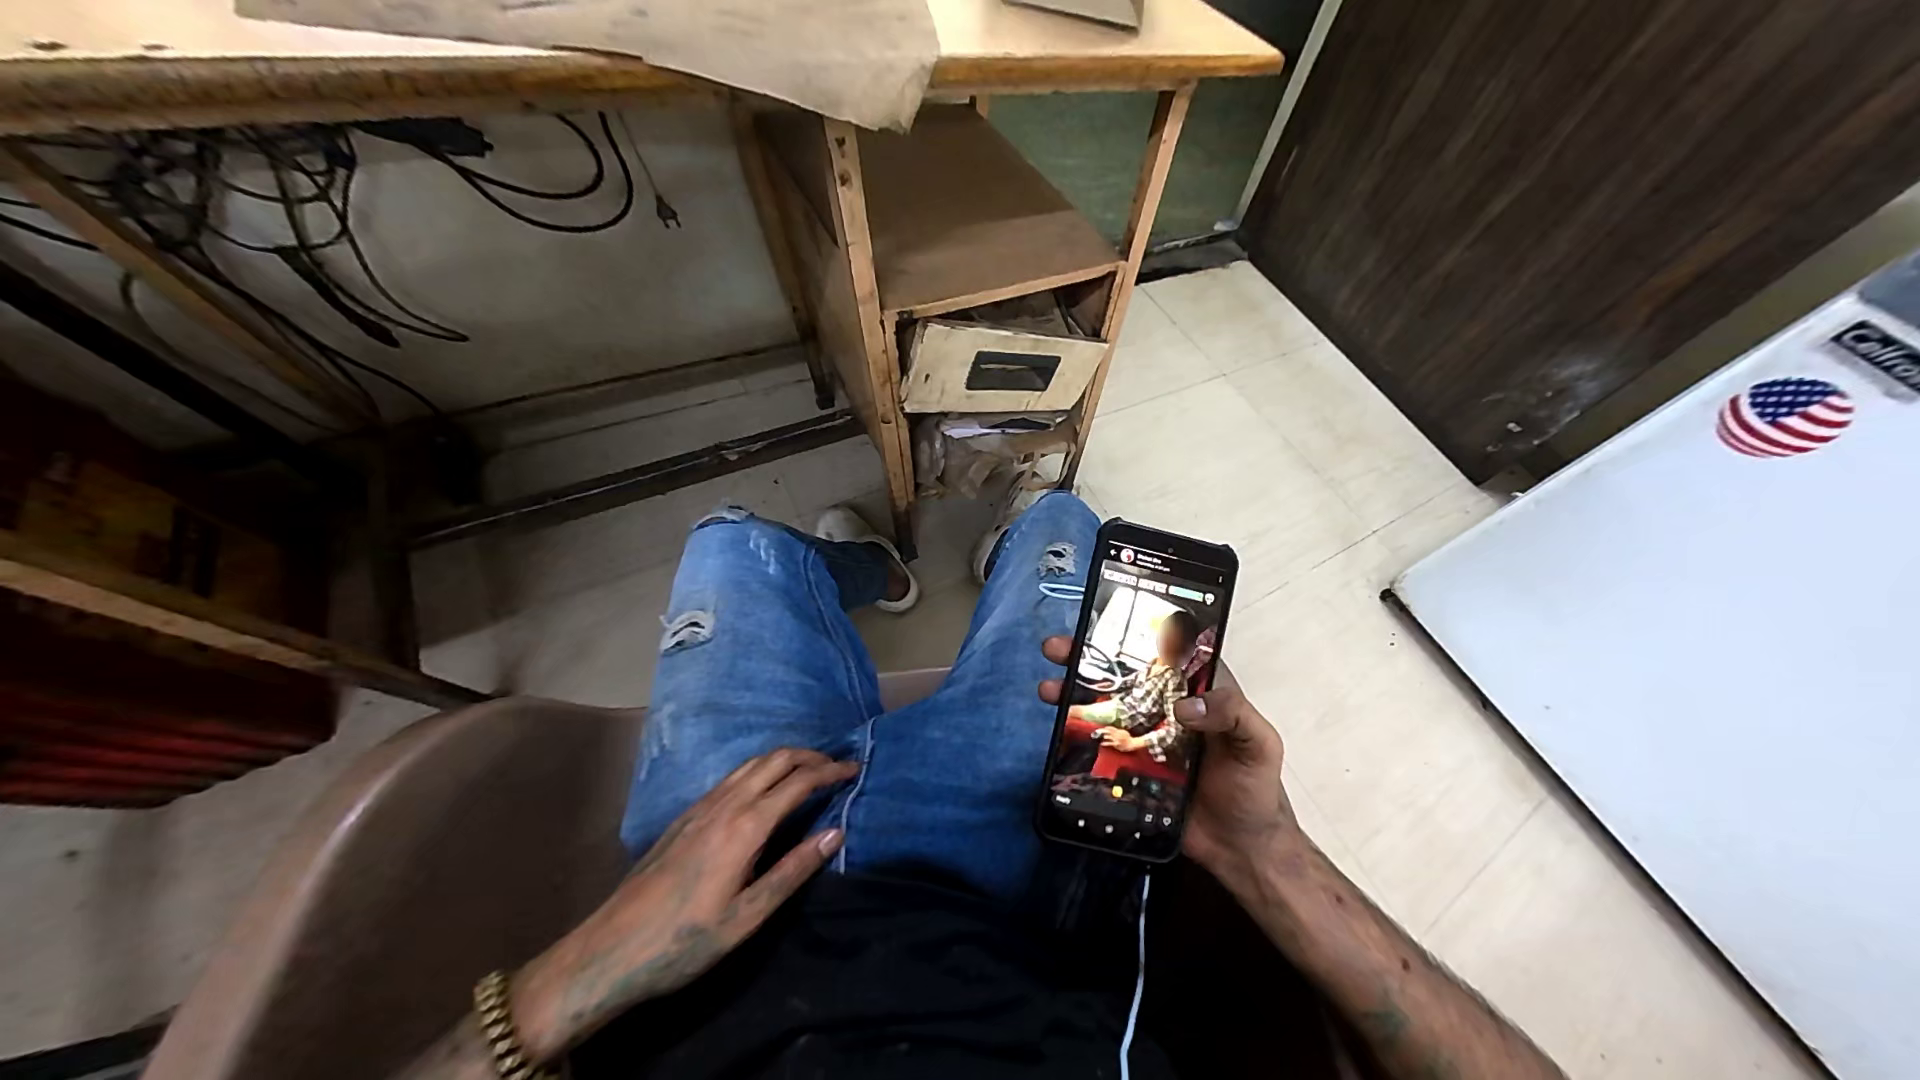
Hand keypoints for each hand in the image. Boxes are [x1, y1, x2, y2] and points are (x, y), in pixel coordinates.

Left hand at [511, 749, 858, 1060]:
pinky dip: (762, 768)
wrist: (610, 950)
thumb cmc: (685, 940)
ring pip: (753, 762)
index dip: (831, 771)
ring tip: (810, 771)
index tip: (856, 769)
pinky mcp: (687, 814)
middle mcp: (726, 803)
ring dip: (787, 758)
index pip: (799, 781)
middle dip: (812, 756)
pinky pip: (734, 775)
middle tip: (837, 767)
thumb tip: (835, 832)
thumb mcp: (748, 916)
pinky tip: (766, 789)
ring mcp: (702, 805)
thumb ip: (794, 871)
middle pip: (776, 759)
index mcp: (746, 826)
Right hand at [1040, 637, 1305, 889]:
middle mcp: (1167, 702)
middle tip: (1059, 648)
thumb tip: (1186, 706)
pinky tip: (1058, 724)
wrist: (1239, 847)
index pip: (1166, 649)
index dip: (1135, 631)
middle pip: (1125, 670)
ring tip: (1049, 687)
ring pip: (1105, 701)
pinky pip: (1100, 740)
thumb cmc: (1255, 788)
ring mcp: (1144, 731)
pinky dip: (1076, 730)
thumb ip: (1233, 713)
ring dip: (1074, 689)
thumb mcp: (1258, 744)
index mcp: (1199, 688)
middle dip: (1088, 655)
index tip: (1105, 621)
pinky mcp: (1130, 760)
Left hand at [1093, 726, 1141, 751]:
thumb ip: (1117, 730)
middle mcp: (1117, 734)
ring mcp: (1116, 739)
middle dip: (1102, 731)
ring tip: (1098, 736)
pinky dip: (1105, 743)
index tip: (1102, 728)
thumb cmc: (1127, 738)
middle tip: (1097, 731)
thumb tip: (1110, 728)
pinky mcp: (1116, 744)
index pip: (1111, 728)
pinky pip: (1109, 743)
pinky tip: (1101, 743)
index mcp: (1119, 730)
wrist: (1132, 744)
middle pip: (1108, 731)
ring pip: (1108, 737)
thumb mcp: (1123, 732)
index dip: (1106, 728)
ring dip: (1102, 736)